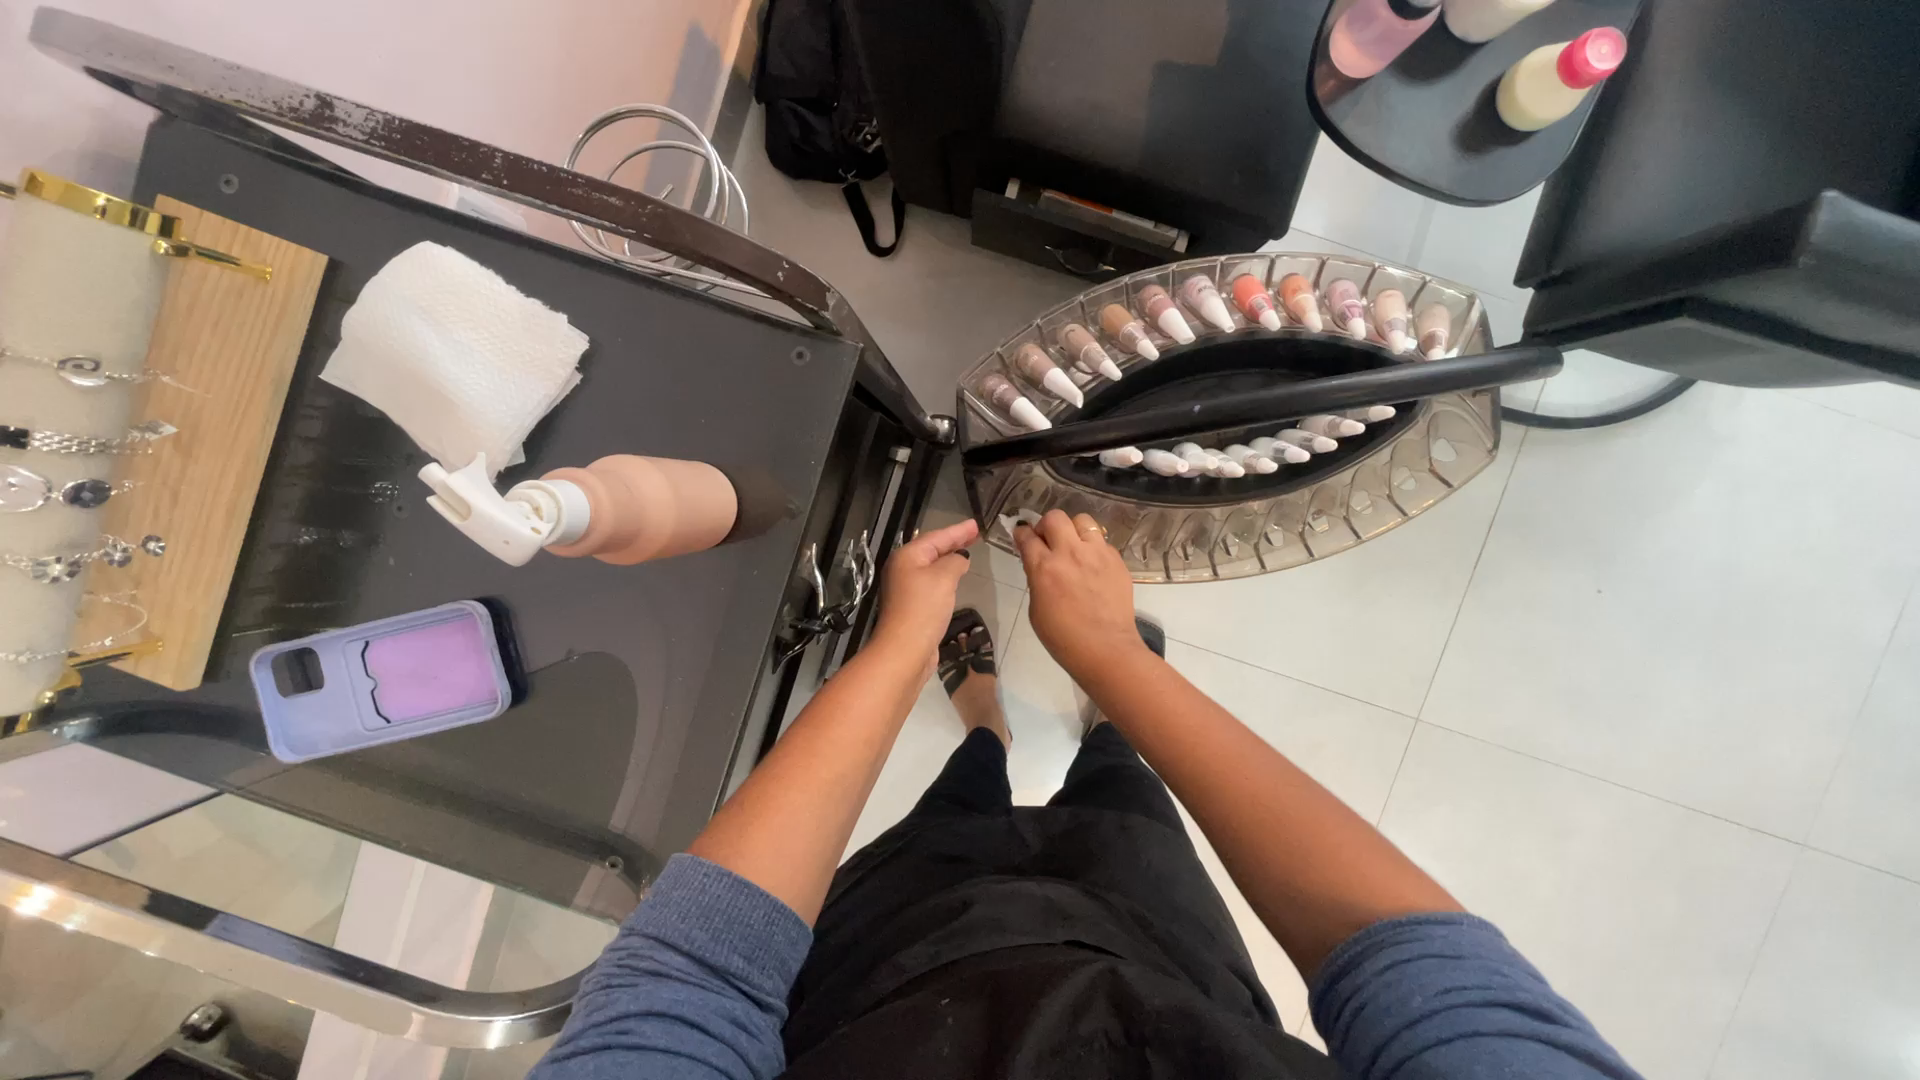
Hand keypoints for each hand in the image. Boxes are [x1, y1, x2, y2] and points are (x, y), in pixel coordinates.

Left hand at [871, 518, 978, 661]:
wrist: (905, 650)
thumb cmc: (923, 609)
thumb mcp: (944, 578)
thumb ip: (955, 562)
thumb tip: (959, 559)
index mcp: (907, 557)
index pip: (936, 537)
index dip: (958, 530)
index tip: (976, 525)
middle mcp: (903, 569)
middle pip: (932, 550)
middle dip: (954, 542)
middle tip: (975, 534)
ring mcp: (905, 588)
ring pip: (932, 567)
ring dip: (949, 559)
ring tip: (967, 551)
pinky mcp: (912, 606)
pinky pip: (932, 583)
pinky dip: (945, 577)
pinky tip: (955, 578)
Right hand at [1014, 510, 1146, 680]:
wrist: (1106, 649)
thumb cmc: (1063, 637)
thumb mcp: (1036, 609)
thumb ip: (1036, 580)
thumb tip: (1040, 566)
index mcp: (1044, 568)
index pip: (1027, 536)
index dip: (1021, 533)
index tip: (1022, 535)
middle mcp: (1070, 553)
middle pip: (1054, 517)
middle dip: (1046, 525)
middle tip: (1047, 539)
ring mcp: (1097, 554)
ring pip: (1082, 521)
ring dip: (1073, 529)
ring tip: (1073, 545)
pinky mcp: (1116, 560)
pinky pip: (1101, 542)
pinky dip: (1092, 547)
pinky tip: (1092, 565)